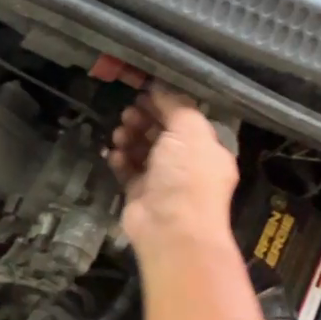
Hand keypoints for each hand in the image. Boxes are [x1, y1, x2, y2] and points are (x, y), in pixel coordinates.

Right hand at [108, 89, 239, 251]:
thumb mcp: (190, 130)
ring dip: (130, 138)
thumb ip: (177, 106)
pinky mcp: (140, 195)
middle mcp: (186, 165)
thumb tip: (161, 90)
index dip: (165, 105)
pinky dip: (120, 160)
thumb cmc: (187, 176)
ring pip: (143, 151)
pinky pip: (127, 171)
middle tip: (128, 113)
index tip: (143, 94)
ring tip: (120, 133)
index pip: (185, 121)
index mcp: (206, 149)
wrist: (171, 228)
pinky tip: (114, 153)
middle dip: (144, 120)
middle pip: (162, 134)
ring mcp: (162, 181)